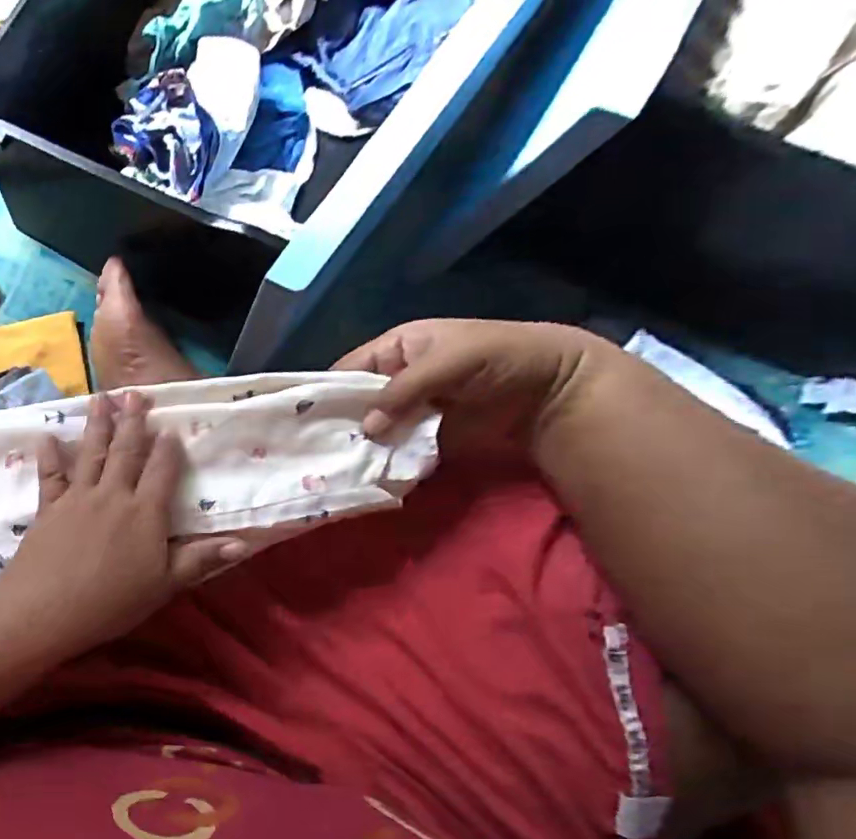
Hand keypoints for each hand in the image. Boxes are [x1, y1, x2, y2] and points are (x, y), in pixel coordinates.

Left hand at [0, 392, 245, 664]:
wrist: (46, 611)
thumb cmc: (111, 603)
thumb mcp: (163, 586)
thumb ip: (199, 560)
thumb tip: (242, 543)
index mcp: (145, 513)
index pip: (161, 472)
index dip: (168, 449)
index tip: (171, 428)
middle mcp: (112, 496)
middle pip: (126, 452)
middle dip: (133, 422)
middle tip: (135, 393)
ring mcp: (78, 498)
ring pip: (91, 453)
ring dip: (97, 424)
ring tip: (101, 397)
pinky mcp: (48, 508)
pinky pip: (51, 475)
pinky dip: (50, 454)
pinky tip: (47, 436)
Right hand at [332, 319, 630, 458]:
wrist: (552, 390)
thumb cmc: (499, 357)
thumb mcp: (448, 362)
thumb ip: (404, 390)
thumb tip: (367, 428)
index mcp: (396, 348)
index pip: (348, 369)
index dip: (326, 391)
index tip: (303, 420)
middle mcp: (395, 379)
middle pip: (354, 403)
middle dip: (339, 424)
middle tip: (315, 451)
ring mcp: (409, 411)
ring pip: (371, 429)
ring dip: (359, 446)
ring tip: (335, 467)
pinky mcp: (423, 437)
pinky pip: (394, 448)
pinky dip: (382, 460)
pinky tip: (365, 473)